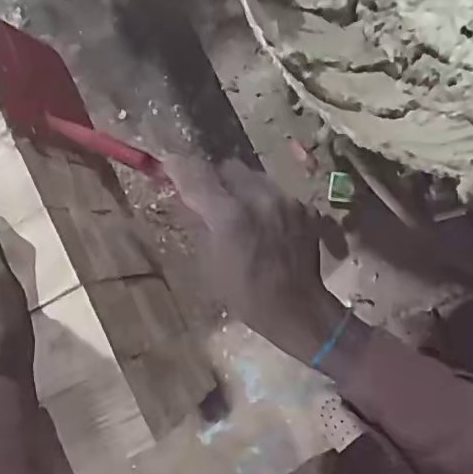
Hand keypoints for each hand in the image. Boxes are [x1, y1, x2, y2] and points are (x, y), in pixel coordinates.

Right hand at [167, 155, 345, 361]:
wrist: (297, 308)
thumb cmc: (246, 294)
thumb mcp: (210, 263)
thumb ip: (199, 225)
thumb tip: (185, 201)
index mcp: (230, 216)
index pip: (196, 176)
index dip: (178, 168)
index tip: (168, 165)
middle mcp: (260, 199)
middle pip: (229, 168)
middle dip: (217, 179)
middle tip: (212, 199)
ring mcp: (286, 201)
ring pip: (256, 178)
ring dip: (243, 190)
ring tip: (244, 215)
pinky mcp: (305, 208)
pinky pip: (278, 194)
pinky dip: (267, 205)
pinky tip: (268, 227)